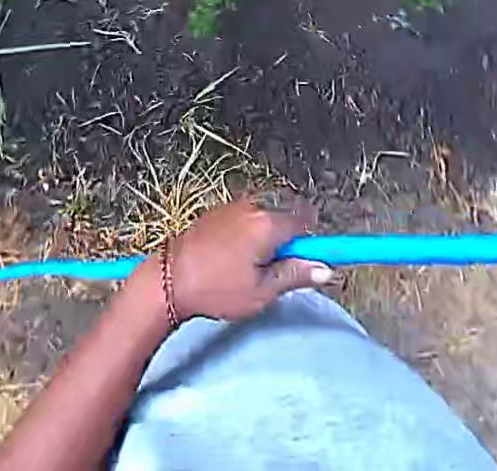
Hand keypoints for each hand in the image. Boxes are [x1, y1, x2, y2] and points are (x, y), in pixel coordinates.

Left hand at [148, 196, 333, 322]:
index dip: (312, 239)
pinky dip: (248, 232)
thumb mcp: (262, 290)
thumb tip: (327, 270)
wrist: (169, 279)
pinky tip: (232, 257)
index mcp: (269, 224)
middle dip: (287, 240)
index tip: (312, 257)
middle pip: (285, 217)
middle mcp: (253, 206)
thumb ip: (296, 274)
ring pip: (264, 218)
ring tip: (249, 267)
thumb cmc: (216, 288)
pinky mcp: (218, 210)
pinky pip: (245, 217)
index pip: (306, 220)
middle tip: (275, 270)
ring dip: (266, 237)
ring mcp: (234, 206)